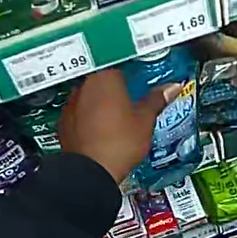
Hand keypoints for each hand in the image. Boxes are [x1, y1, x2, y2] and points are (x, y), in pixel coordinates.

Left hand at [58, 69, 178, 184]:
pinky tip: (101, 130)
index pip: (122, 65)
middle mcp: (85, 86)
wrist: (91, 172)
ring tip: (117, 117)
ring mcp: (71, 104)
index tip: (141, 80)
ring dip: (101, 102)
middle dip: (117, 88)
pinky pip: (80, 112)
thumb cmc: (120, 144)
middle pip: (104, 79)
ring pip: (90, 95)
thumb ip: (157, 100)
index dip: (133, 73)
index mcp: (106, 78)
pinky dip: (89, 117)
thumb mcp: (145, 121)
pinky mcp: (64, 122)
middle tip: (132, 100)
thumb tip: (172, 87)